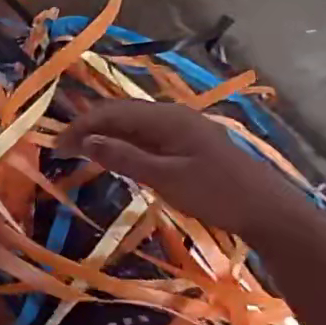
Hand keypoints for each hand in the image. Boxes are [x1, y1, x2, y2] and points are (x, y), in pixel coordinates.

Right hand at [58, 101, 316, 239]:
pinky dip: (123, 144)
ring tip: (80, 154)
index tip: (56, 148)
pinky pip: (146, 136)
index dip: (80, 127)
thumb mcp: (164, 178)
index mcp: (166, 117)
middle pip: (119, 113)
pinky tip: (113, 158)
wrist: (269, 212)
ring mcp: (182, 128)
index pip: (111, 113)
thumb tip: (85, 140)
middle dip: (88, 128)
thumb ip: (123, 157)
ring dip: (104, 136)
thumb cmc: (217, 195)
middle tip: (62, 152)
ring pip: (131, 125)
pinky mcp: (188, 144)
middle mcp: (172, 115)